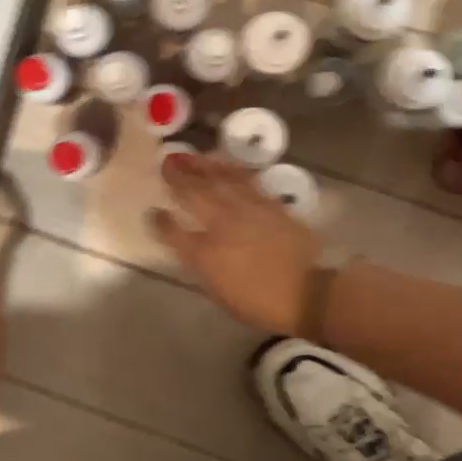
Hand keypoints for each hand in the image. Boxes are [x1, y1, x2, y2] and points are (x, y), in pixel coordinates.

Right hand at [150, 153, 323, 335]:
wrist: (308, 292)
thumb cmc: (262, 304)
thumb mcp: (221, 294)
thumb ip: (205, 267)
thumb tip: (196, 249)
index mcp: (204, 254)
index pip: (173, 231)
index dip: (160, 221)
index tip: (153, 212)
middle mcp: (221, 225)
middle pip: (193, 194)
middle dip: (176, 178)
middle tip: (165, 164)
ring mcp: (246, 210)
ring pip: (219, 180)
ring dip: (201, 166)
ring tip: (189, 157)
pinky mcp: (269, 204)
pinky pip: (246, 180)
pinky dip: (231, 170)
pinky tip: (223, 164)